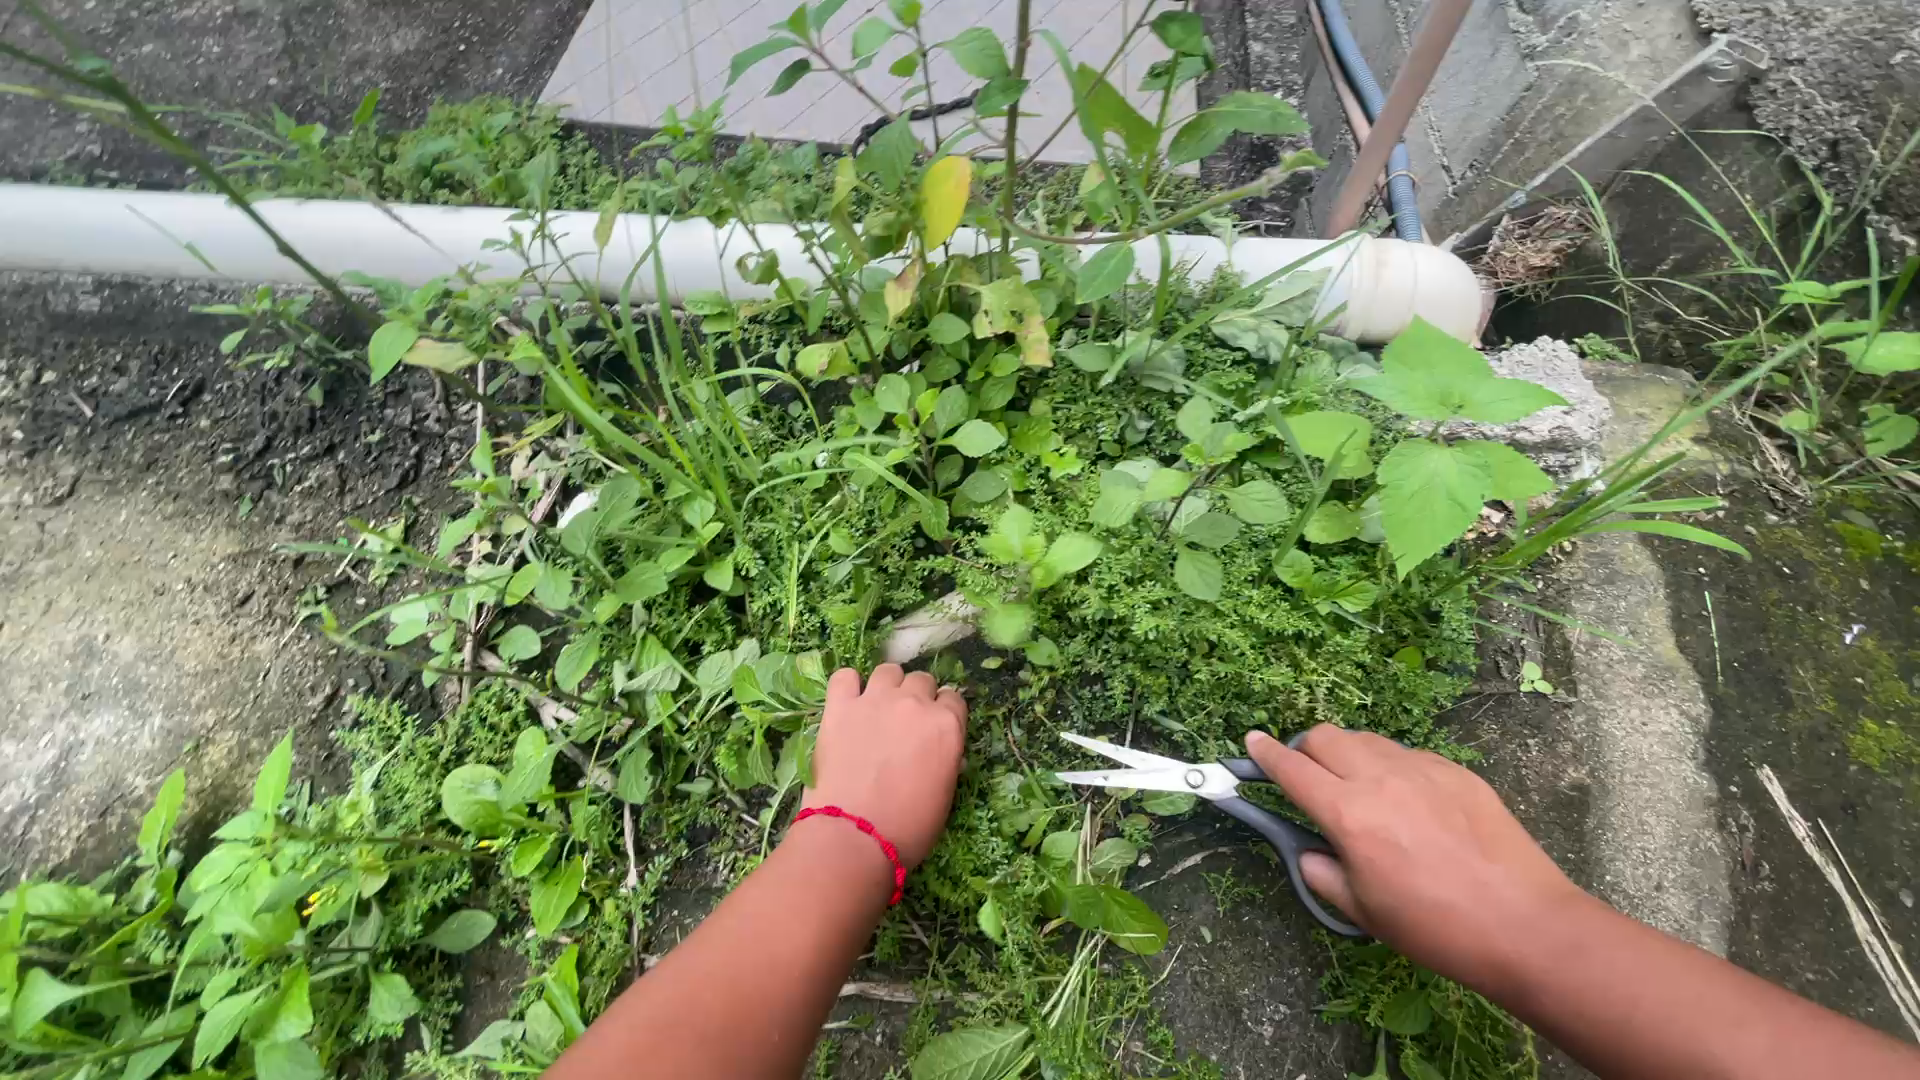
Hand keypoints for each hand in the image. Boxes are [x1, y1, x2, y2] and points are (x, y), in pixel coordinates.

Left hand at [800, 665, 966, 868]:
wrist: (854, 838)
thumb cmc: (908, 828)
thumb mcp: (945, 794)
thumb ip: (946, 759)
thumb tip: (942, 751)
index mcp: (947, 725)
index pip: (954, 699)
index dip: (944, 713)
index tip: (933, 729)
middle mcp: (915, 703)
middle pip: (922, 680)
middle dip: (917, 697)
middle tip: (905, 723)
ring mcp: (876, 700)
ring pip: (888, 671)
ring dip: (887, 686)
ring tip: (877, 708)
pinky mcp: (840, 705)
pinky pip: (845, 676)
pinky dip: (848, 686)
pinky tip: (848, 702)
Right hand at [1245, 725, 1588, 990]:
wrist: (1530, 928)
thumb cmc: (1437, 928)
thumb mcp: (1364, 911)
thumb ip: (1322, 872)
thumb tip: (1310, 851)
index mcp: (1349, 815)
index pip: (1291, 769)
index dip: (1264, 754)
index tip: (1251, 742)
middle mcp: (1380, 780)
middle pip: (1323, 737)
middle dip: (1304, 749)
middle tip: (1309, 777)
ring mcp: (1422, 770)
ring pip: (1364, 739)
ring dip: (1346, 753)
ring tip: (1358, 786)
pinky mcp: (1457, 773)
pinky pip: (1408, 755)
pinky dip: (1391, 768)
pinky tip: (1410, 802)